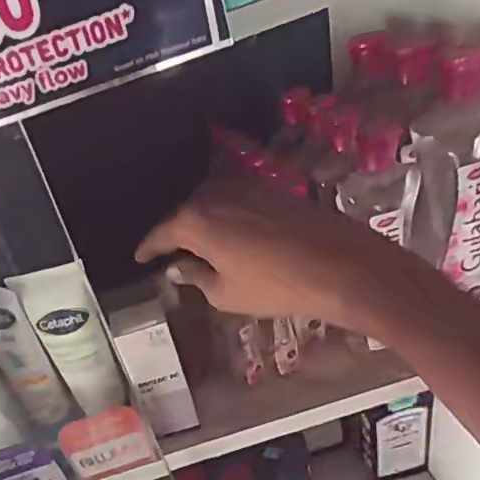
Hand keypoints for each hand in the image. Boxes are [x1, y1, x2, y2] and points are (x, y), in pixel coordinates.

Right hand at [134, 177, 420, 332]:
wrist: (339, 264)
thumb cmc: (275, 285)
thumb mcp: (226, 293)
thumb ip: (196, 276)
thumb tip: (179, 267)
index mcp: (195, 219)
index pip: (161, 233)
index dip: (148, 248)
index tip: (140, 258)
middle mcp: (215, 193)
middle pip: (186, 212)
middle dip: (177, 232)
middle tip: (173, 254)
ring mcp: (246, 185)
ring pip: (212, 202)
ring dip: (204, 222)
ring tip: (203, 246)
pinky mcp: (272, 188)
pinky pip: (236, 200)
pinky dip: (228, 216)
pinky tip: (233, 235)